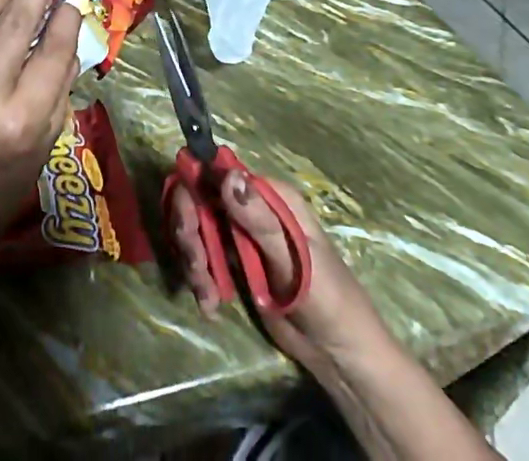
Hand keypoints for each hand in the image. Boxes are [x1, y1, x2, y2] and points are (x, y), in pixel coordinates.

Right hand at [169, 172, 385, 362]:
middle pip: (198, 201)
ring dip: (194, 262)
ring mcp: (240, 234)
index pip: (218, 175)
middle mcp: (252, 207)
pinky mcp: (233, 261)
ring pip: (195, 230)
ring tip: (207, 296)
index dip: (194, 194)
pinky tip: (210, 305)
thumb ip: (260, 220)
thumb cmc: (328, 300)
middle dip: (189, 234)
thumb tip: (227, 175)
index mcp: (272, 197)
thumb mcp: (294, 261)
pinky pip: (202, 257)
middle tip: (197, 267)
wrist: (340, 354)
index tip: (188, 227)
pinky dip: (200, 279)